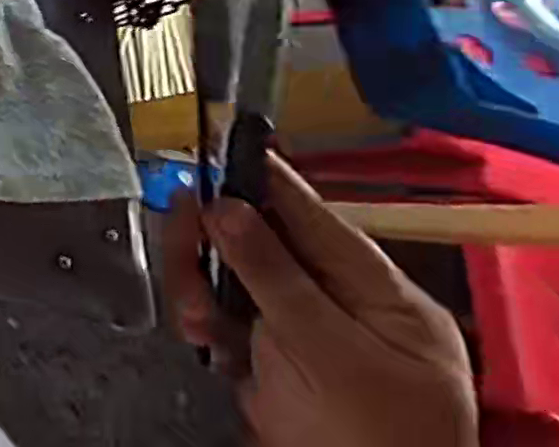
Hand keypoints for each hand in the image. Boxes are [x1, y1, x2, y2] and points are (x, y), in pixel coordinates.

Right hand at [166, 154, 476, 446]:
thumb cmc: (363, 435)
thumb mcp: (323, 351)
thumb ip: (272, 272)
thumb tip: (223, 202)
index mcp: (377, 291)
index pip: (310, 212)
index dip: (260, 175)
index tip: (215, 141)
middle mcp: (335, 293)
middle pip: (253, 234)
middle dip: (211, 244)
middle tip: (181, 249)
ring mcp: (295, 316)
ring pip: (224, 264)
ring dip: (197, 283)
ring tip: (195, 321)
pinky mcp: (261, 337)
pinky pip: (215, 297)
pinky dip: (199, 310)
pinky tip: (204, 338)